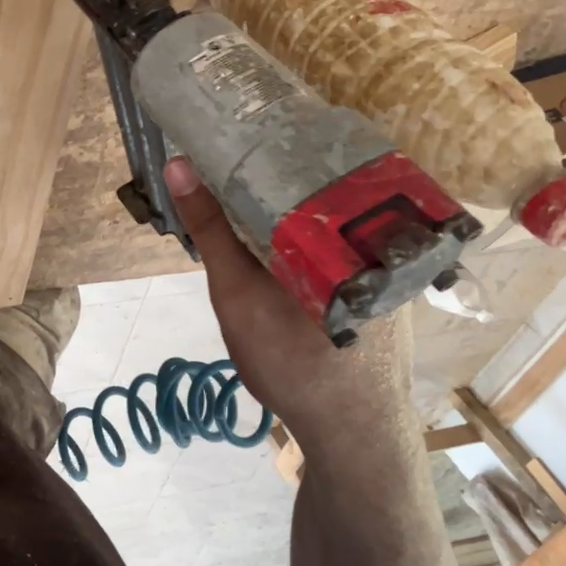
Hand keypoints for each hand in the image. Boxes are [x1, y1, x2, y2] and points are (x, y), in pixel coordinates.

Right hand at [164, 157, 416, 450]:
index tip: (230, 127)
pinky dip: (306, 231)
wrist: (351, 438)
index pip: (308, 156)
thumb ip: (210, 228)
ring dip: (289, 202)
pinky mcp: (383, 286)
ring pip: (330, 213)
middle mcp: (378, 234)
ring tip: (244, 191)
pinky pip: (340, 241)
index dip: (265, 141)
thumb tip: (179, 164)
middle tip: (226, 158)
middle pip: (320, 182)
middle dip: (272, 170)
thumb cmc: (293, 362)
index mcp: (350, 223)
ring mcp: (386, 262)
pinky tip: (278, 243)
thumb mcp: (236, 292)